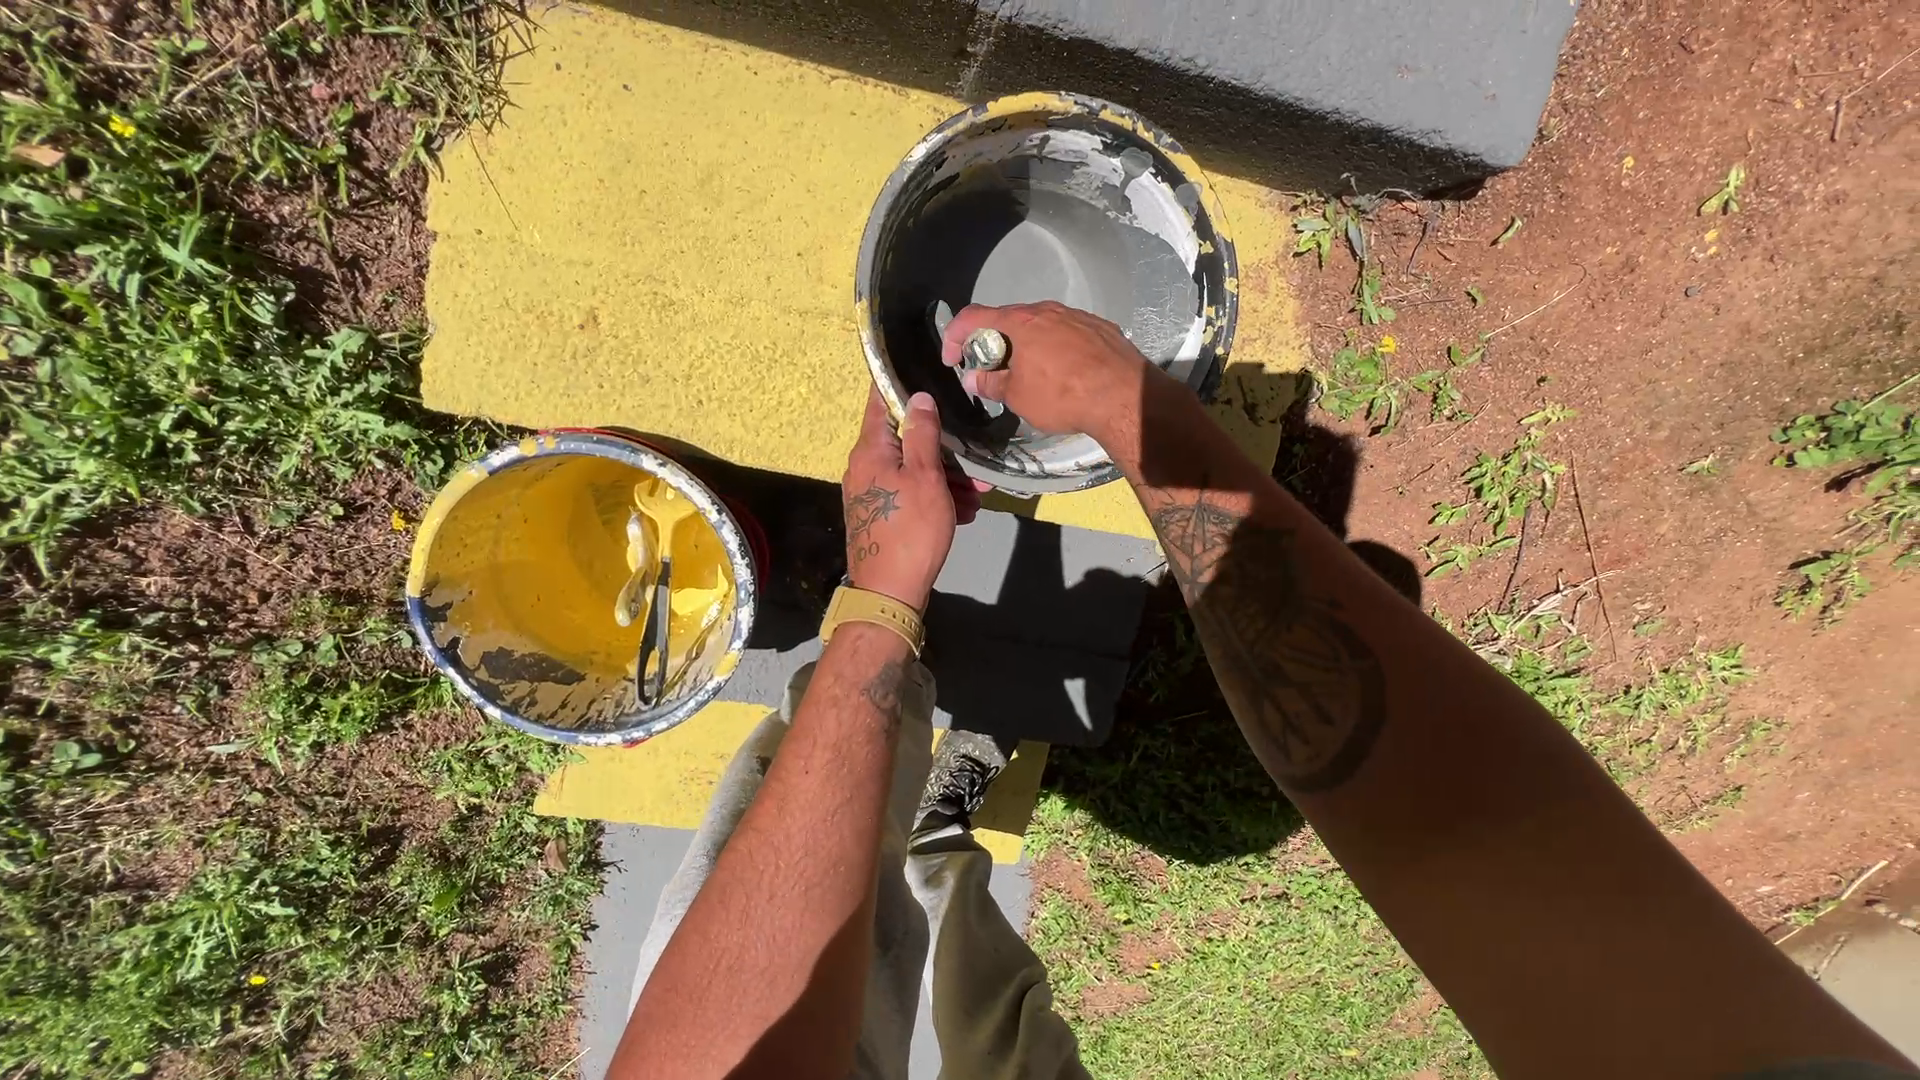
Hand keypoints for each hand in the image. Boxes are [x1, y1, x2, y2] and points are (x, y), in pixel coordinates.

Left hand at [842, 388, 978, 611]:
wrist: (889, 593)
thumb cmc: (910, 530)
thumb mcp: (925, 477)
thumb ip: (923, 434)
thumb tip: (918, 397)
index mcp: (870, 451)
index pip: (879, 401)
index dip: (901, 385)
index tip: (925, 375)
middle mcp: (863, 467)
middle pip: (905, 442)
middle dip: (943, 450)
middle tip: (975, 462)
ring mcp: (870, 494)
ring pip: (912, 472)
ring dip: (946, 479)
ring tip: (978, 494)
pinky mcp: (880, 516)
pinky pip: (909, 496)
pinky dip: (935, 499)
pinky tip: (962, 513)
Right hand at [940, 301, 1153, 438]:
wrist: (1124, 397)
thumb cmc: (1063, 396)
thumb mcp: (1018, 397)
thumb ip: (991, 383)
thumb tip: (973, 378)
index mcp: (1021, 322)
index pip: (974, 316)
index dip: (954, 336)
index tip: (952, 361)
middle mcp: (1048, 310)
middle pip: (1009, 320)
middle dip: (993, 344)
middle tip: (992, 372)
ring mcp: (1078, 316)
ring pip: (1041, 326)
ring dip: (1026, 347)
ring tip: (1029, 375)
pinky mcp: (1101, 329)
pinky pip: (1068, 334)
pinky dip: (1055, 350)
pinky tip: (1064, 374)